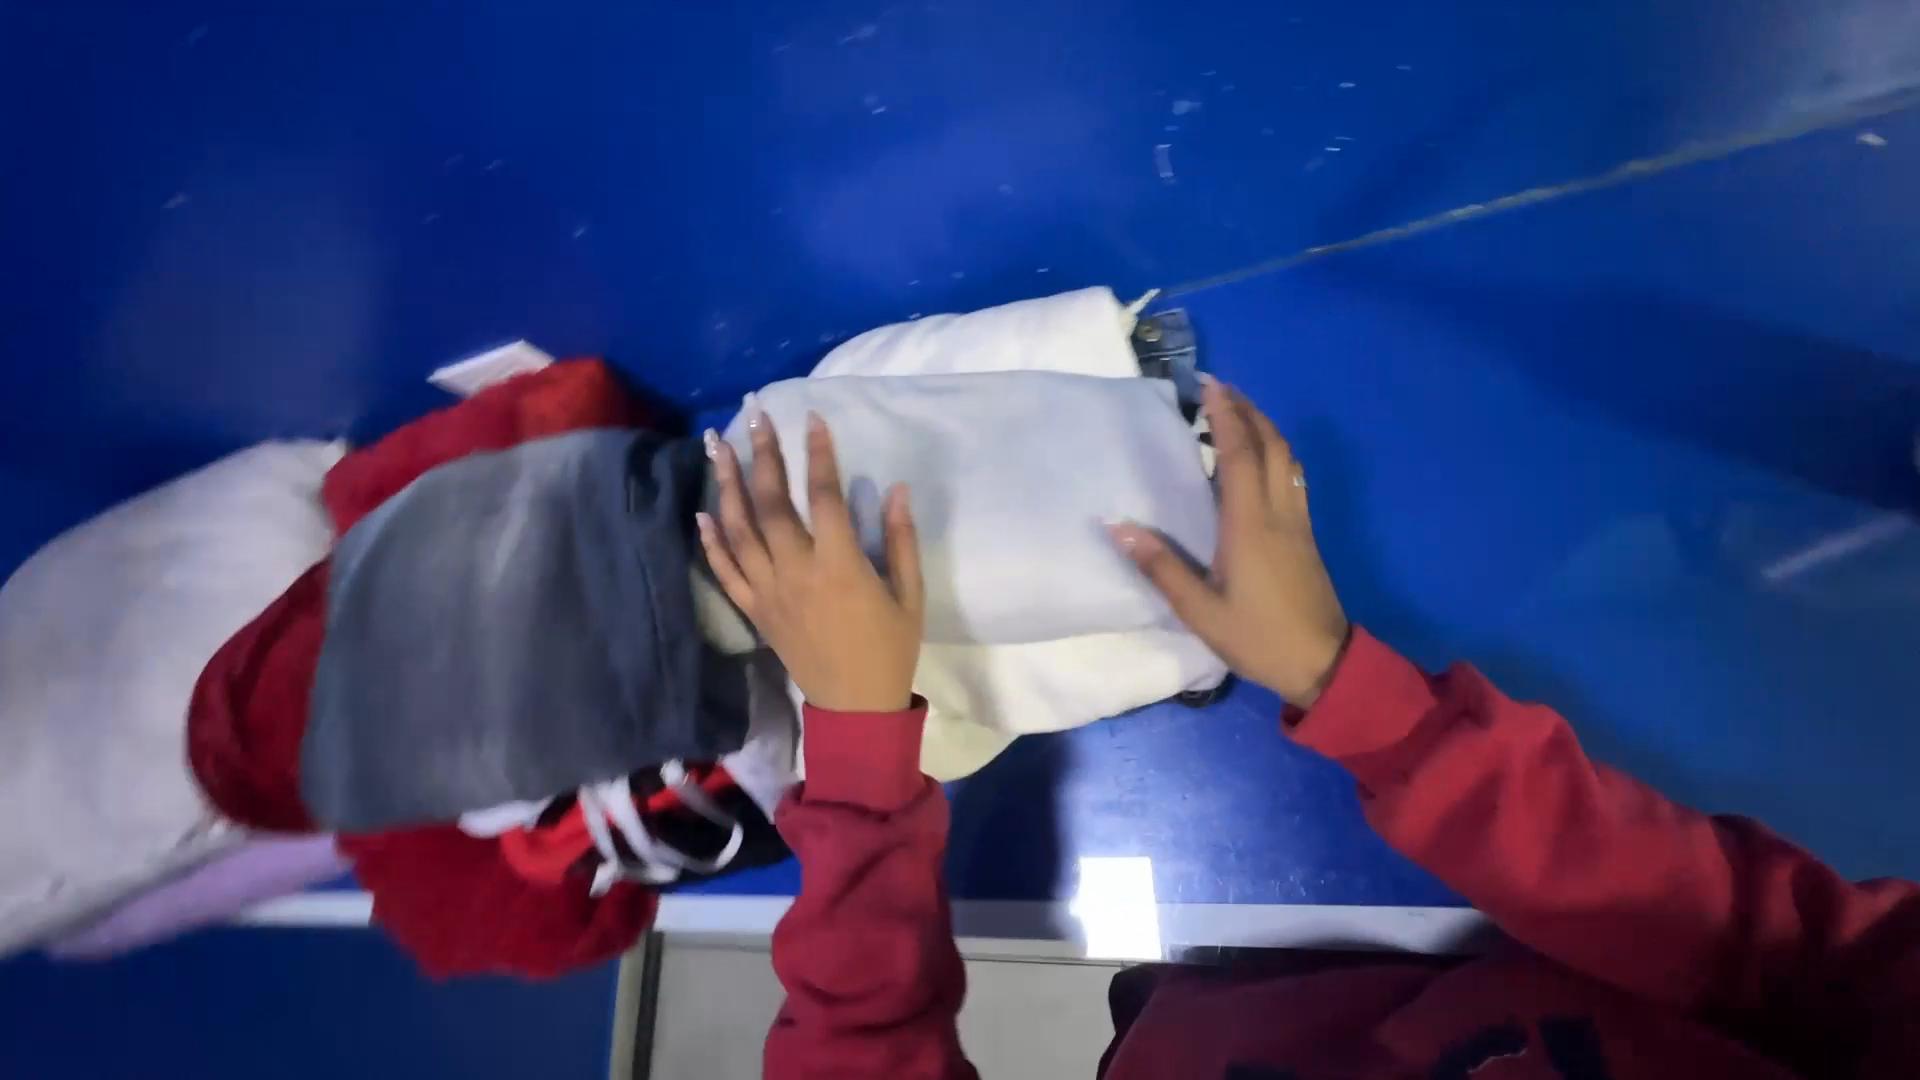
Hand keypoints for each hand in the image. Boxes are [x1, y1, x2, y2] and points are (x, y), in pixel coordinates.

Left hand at [697, 407, 924, 712]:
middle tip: (754, 417)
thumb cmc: (890, 648)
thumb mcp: (910, 596)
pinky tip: (701, 512)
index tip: (812, 419)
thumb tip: (896, 488)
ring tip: (717, 447)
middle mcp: (796, 572)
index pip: (823, 497)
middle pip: (771, 505)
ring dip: (727, 486)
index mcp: (840, 566)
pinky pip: (726, 572)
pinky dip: (711, 542)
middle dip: (762, 456)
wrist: (855, 706)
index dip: (818, 455)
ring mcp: (769, 593)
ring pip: (740, 531)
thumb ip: (901, 540)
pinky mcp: (756, 612)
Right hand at [1110, 379, 1349, 705]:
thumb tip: (1117, 527)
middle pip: (1270, 445)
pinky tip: (1259, 460)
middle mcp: (1277, 513)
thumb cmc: (1257, 637)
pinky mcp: (1305, 535)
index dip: (1226, 417)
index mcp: (1249, 525)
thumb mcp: (1199, 610)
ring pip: (1287, 459)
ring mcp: (1297, 522)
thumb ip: (1160, 566)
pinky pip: (1291, 478)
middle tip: (1220, 391)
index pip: (1239, 455)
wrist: (1323, 663)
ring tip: (1237, 416)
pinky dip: (1274, 453)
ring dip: (1264, 429)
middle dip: (1248, 411)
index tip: (1209, 387)